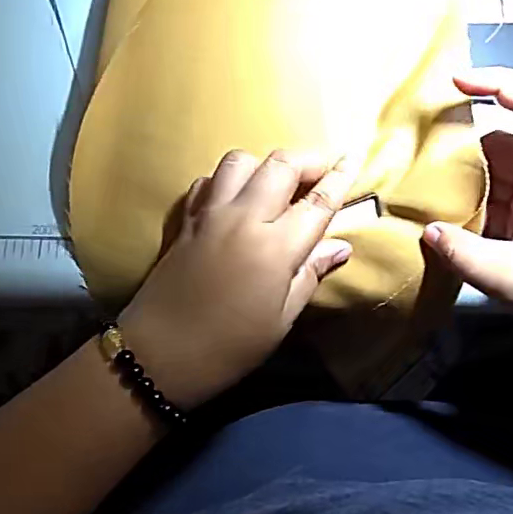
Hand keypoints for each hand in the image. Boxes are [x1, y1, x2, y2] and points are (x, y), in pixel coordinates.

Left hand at [118, 150, 355, 407]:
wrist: (159, 354)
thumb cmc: (230, 346)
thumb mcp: (281, 319)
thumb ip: (310, 274)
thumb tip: (340, 247)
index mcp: (275, 246)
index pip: (317, 201)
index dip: (340, 178)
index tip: (353, 159)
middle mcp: (244, 217)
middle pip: (281, 165)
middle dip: (308, 161)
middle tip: (323, 172)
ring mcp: (210, 213)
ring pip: (241, 161)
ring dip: (267, 164)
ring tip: (279, 184)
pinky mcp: (185, 218)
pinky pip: (210, 179)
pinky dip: (230, 178)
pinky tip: (237, 198)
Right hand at [422, 68, 512, 371]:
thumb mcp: (512, 278)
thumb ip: (462, 253)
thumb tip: (429, 232)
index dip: (499, 82)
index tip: (458, 81)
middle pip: (511, 138)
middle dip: (468, 144)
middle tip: (426, 153)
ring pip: (508, 169)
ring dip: (473, 178)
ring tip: (433, 190)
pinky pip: (510, 197)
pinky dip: (483, 203)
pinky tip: (458, 222)